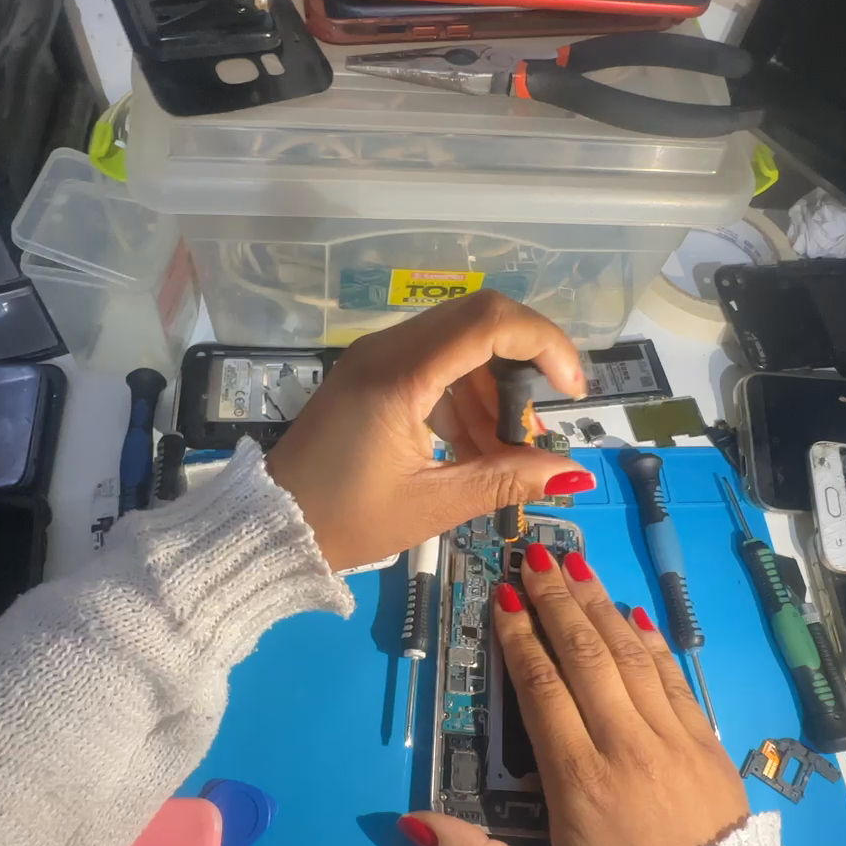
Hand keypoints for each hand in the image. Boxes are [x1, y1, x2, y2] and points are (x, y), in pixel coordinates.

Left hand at [264, 291, 592, 570]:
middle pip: (478, 321)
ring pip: (459, 343)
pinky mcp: (372, 372)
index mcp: (399, 375)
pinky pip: (435, 363)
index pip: (489, 321)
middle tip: (534, 426)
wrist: (272, 524)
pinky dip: (464, 398)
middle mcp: (387, 349)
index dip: (545, 344)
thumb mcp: (432, 506)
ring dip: (493, 390)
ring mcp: (376, 356)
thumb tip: (572, 473)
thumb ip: (506, 481)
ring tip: (503, 452)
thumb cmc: (345, 520)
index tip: (570, 392)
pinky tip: (471, 447)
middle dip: (523, 367)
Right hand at [401, 544, 751, 845]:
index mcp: (580, 779)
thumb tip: (410, 822)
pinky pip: (676, 678)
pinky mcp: (708, 744)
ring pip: (631, 655)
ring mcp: (674, 739)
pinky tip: (635, 613)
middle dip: (558, 600)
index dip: (521, 638)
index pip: (543, 688)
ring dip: (601, 605)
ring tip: (578, 563)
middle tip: (537, 556)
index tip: (506, 597)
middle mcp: (627, 745)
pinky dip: (652, 641)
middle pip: (587, 655)